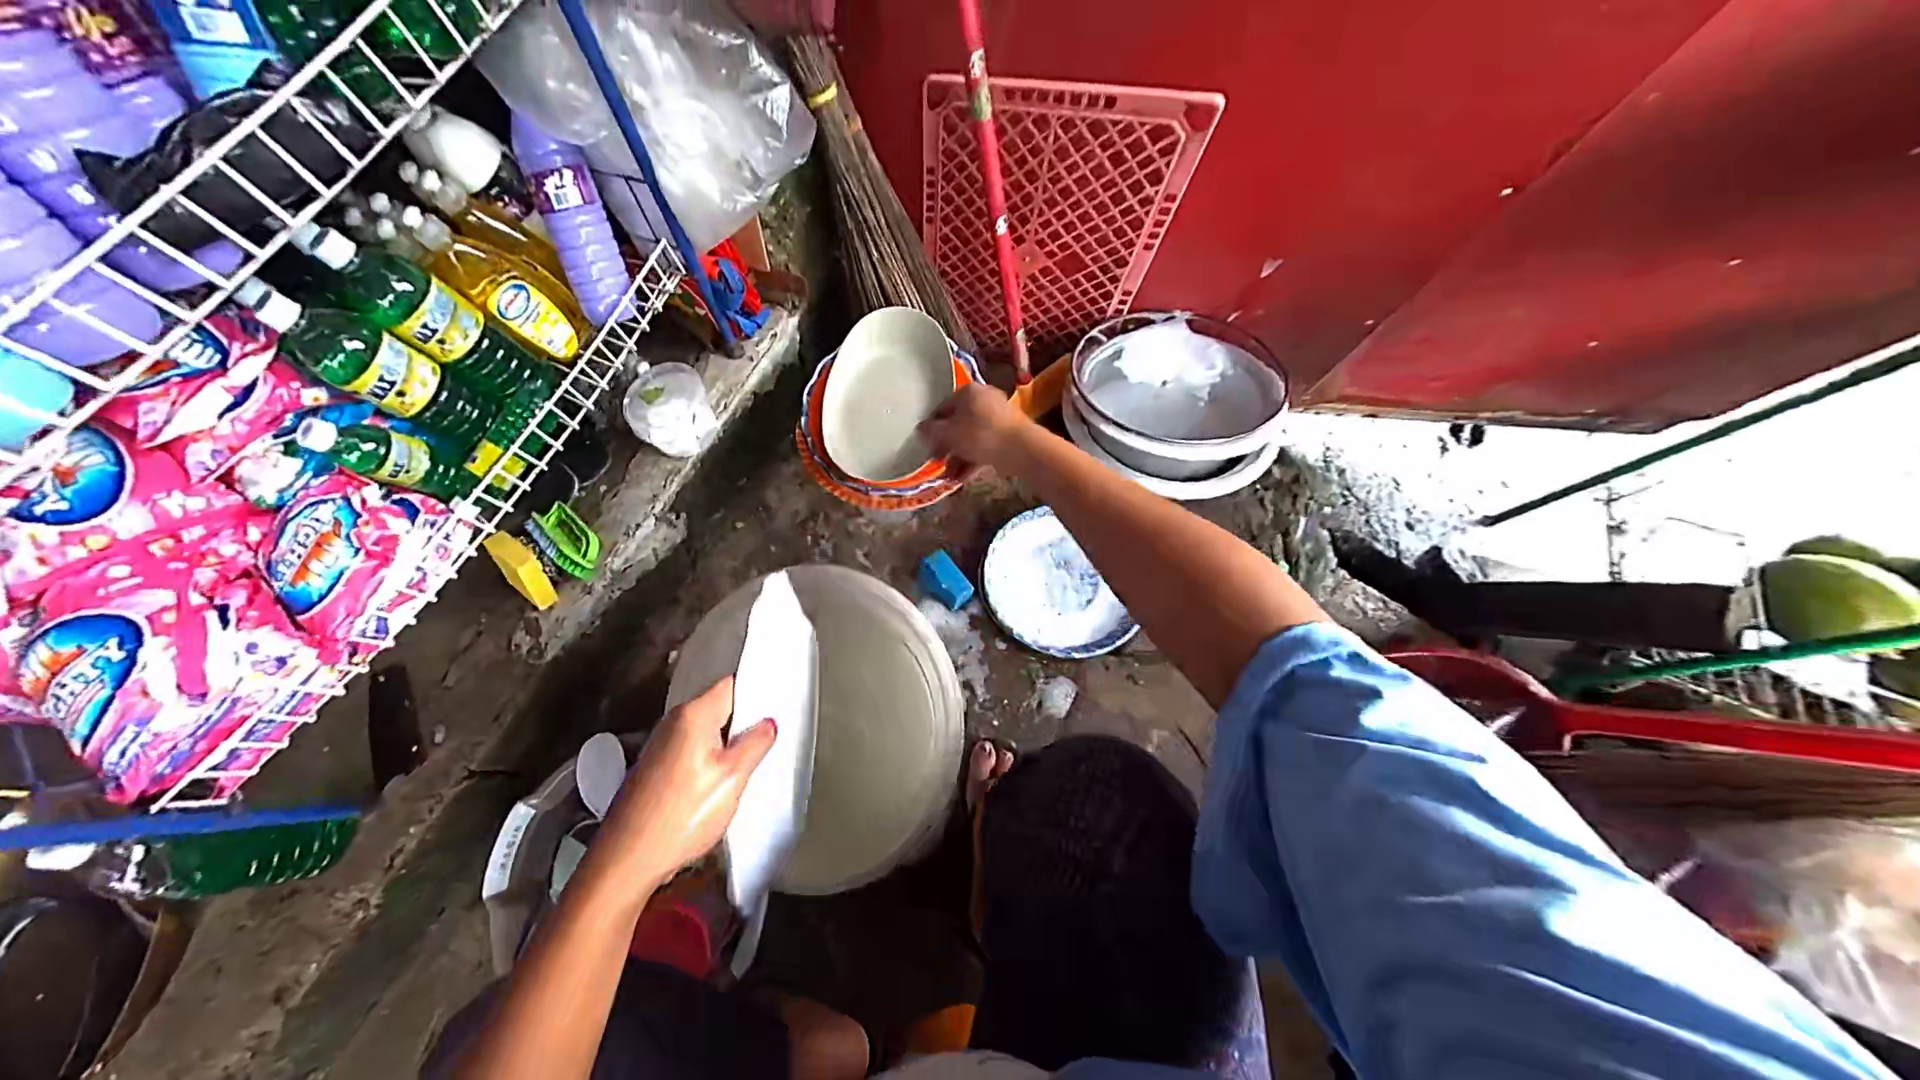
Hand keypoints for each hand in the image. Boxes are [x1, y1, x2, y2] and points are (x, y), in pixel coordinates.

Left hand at [598, 677, 776, 888]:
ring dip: (727, 745)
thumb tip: (767, 724)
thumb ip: (756, 743)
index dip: (757, 693)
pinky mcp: (656, 767)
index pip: (732, 685)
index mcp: (693, 715)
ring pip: (707, 731)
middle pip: (720, 707)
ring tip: (743, 769)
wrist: (627, 861)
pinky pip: (692, 750)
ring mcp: (661, 744)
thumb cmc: (679, 819)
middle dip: (743, 723)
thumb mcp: (732, 779)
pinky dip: (709, 760)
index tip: (776, 708)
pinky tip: (717, 786)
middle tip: (765, 744)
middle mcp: (673, 722)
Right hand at [918, 383, 1034, 476]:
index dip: (931, 427)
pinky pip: (985, 445)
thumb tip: (921, 429)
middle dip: (946, 446)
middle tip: (937, 461)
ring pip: (971, 437)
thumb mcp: (949, 434)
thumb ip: (931, 432)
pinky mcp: (1008, 435)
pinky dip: (973, 459)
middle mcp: (984, 399)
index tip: (925, 444)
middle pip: (958, 423)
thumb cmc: (980, 435)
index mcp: (968, 392)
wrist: (1021, 449)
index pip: (942, 408)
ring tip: (948, 476)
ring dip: (958, 457)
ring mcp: (999, 417)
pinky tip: (962, 477)